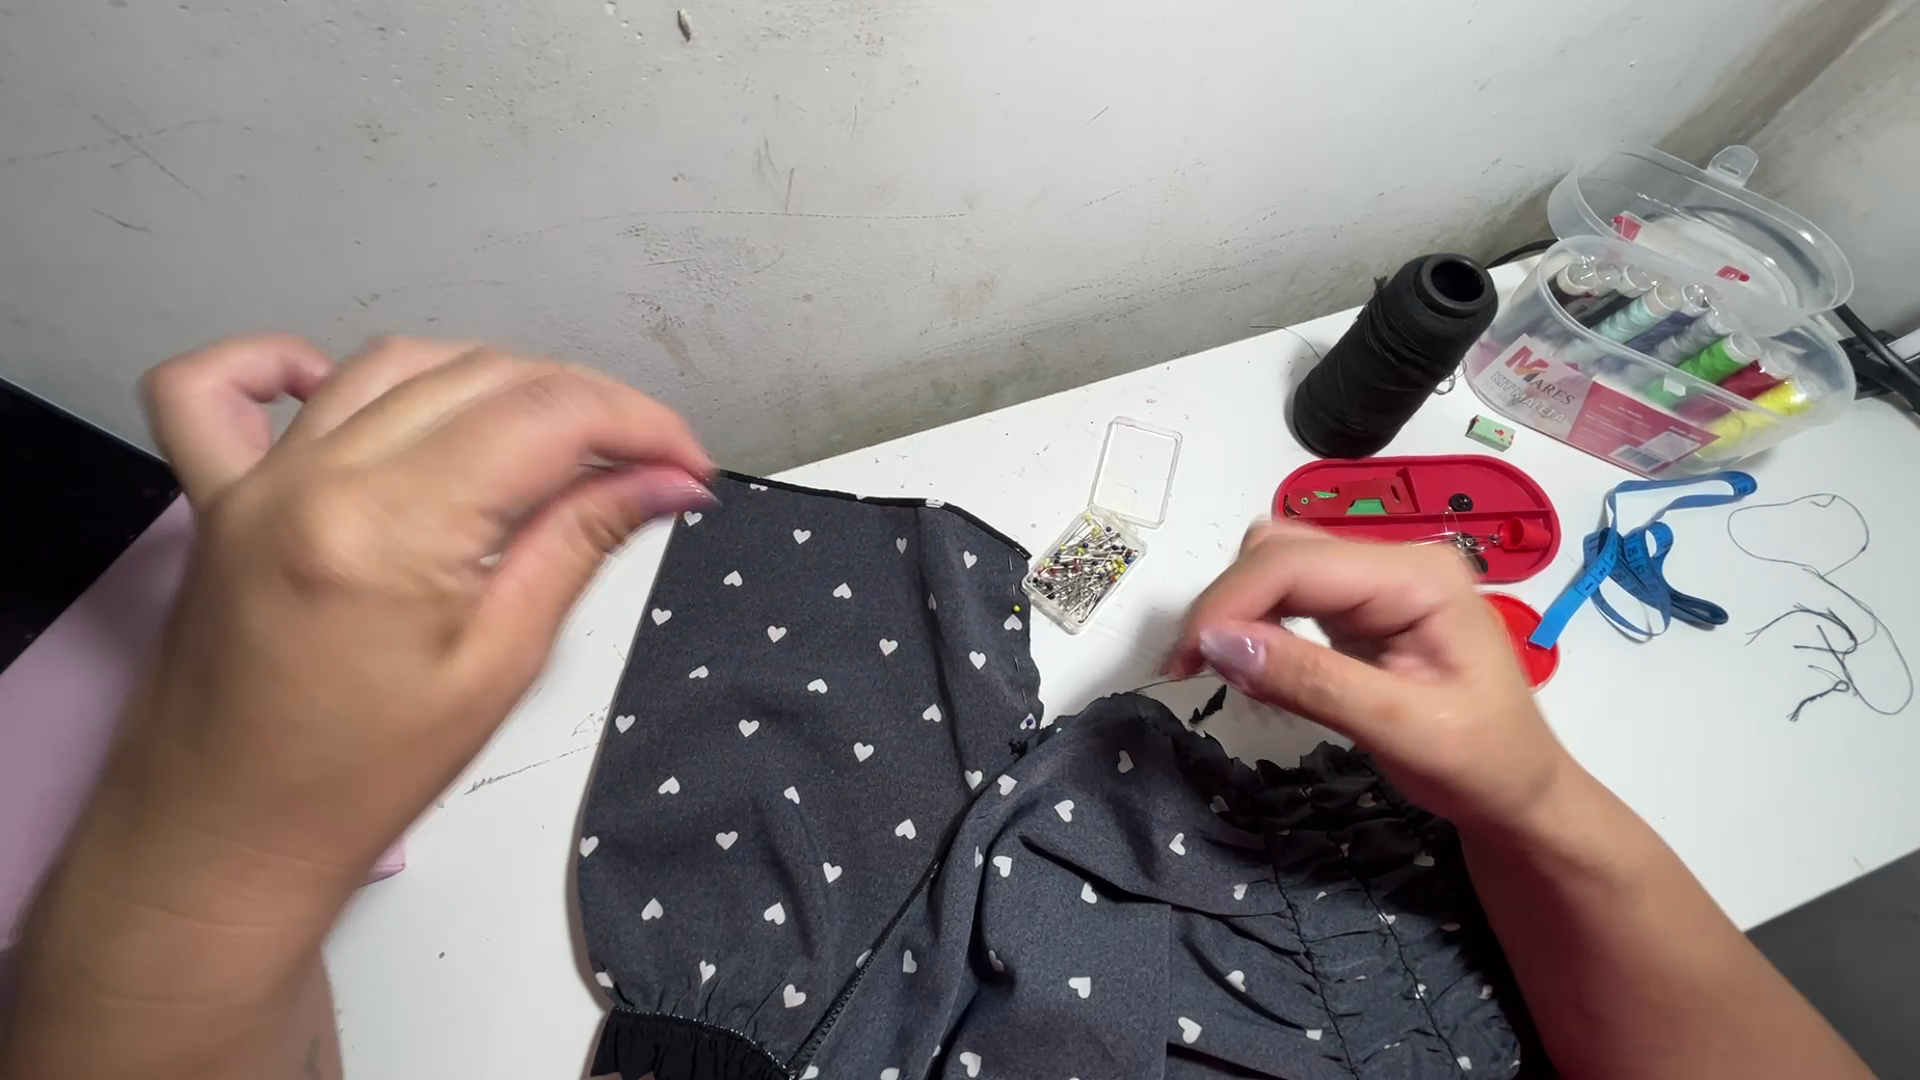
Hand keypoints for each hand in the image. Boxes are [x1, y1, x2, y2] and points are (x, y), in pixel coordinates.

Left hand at [129, 334, 714, 876]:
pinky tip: (355, 386)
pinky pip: (221, 388)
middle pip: (492, 378)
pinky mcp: (222, 494)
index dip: (642, 424)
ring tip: (563, 437)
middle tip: (652, 461)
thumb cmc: (373, 772)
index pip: (550, 416)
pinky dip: (293, 362)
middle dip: (597, 405)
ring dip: (505, 382)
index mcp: (391, 527)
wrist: (228, 837)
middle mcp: (318, 477)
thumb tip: (670, 483)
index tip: (689, 464)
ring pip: (404, 364)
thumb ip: (587, 540)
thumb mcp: (510, 656)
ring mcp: (257, 478)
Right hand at [1166, 519, 1572, 831]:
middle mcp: (1391, 560)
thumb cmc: (1482, 764)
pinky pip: (1281, 589)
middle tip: (1192, 668)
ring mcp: (1370, 578)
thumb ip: (1311, 680)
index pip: (1294, 564)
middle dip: (1224, 606)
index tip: (1186, 659)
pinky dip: (1250, 618)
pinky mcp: (1352, 600)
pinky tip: (1249, 657)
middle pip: (1275, 553)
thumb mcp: (1403, 729)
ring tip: (1217, 664)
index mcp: (1417, 576)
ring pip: (1270, 564)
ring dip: (1232, 609)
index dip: (1229, 602)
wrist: (1517, 788)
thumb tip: (1217, 642)